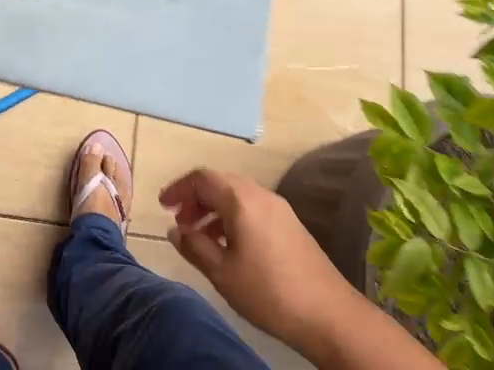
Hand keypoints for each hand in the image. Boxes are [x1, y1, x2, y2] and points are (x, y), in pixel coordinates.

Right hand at [159, 168, 356, 342]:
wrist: (330, 315)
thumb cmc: (269, 292)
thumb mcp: (222, 273)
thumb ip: (194, 246)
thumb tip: (174, 230)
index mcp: (241, 199)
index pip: (202, 178)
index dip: (179, 188)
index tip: (163, 206)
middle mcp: (260, 195)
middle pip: (220, 182)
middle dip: (196, 198)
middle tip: (180, 222)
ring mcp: (279, 209)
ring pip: (238, 196)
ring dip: (214, 209)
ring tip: (201, 236)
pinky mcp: (291, 225)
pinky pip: (253, 208)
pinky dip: (233, 217)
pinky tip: (229, 245)